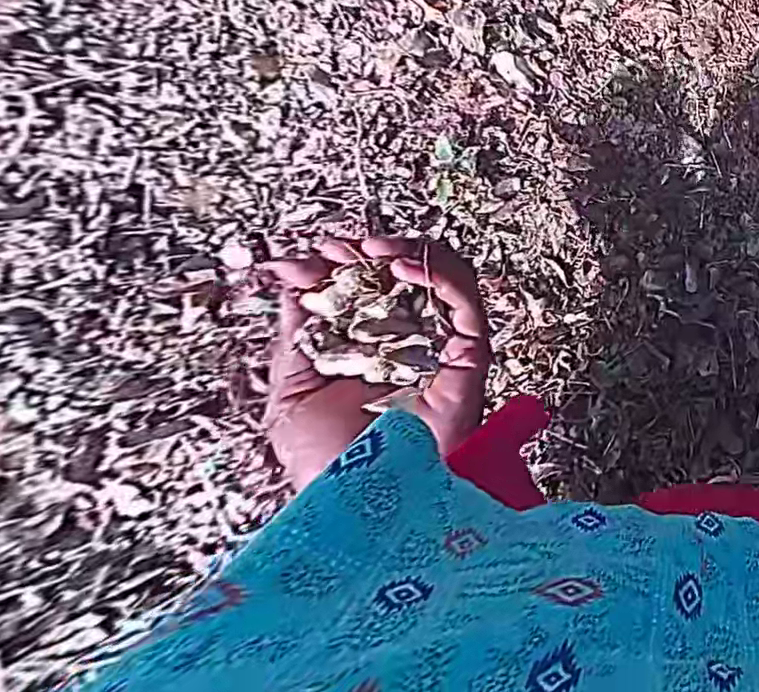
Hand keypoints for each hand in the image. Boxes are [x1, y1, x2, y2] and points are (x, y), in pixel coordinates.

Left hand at [260, 236, 491, 489]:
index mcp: (373, 347)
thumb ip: (296, 330)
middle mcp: (413, 342)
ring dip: (412, 251)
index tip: (316, 253)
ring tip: (375, 248)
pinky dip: (442, 274)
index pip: (371, 287)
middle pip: (411, 275)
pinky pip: (466, 303)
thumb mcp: (290, 389)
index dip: (348, 262)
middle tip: (342, 246)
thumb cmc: (327, 467)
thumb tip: (292, 275)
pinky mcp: (468, 356)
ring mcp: (442, 347)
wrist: (356, 511)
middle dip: (376, 251)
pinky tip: (406, 267)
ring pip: (448, 277)